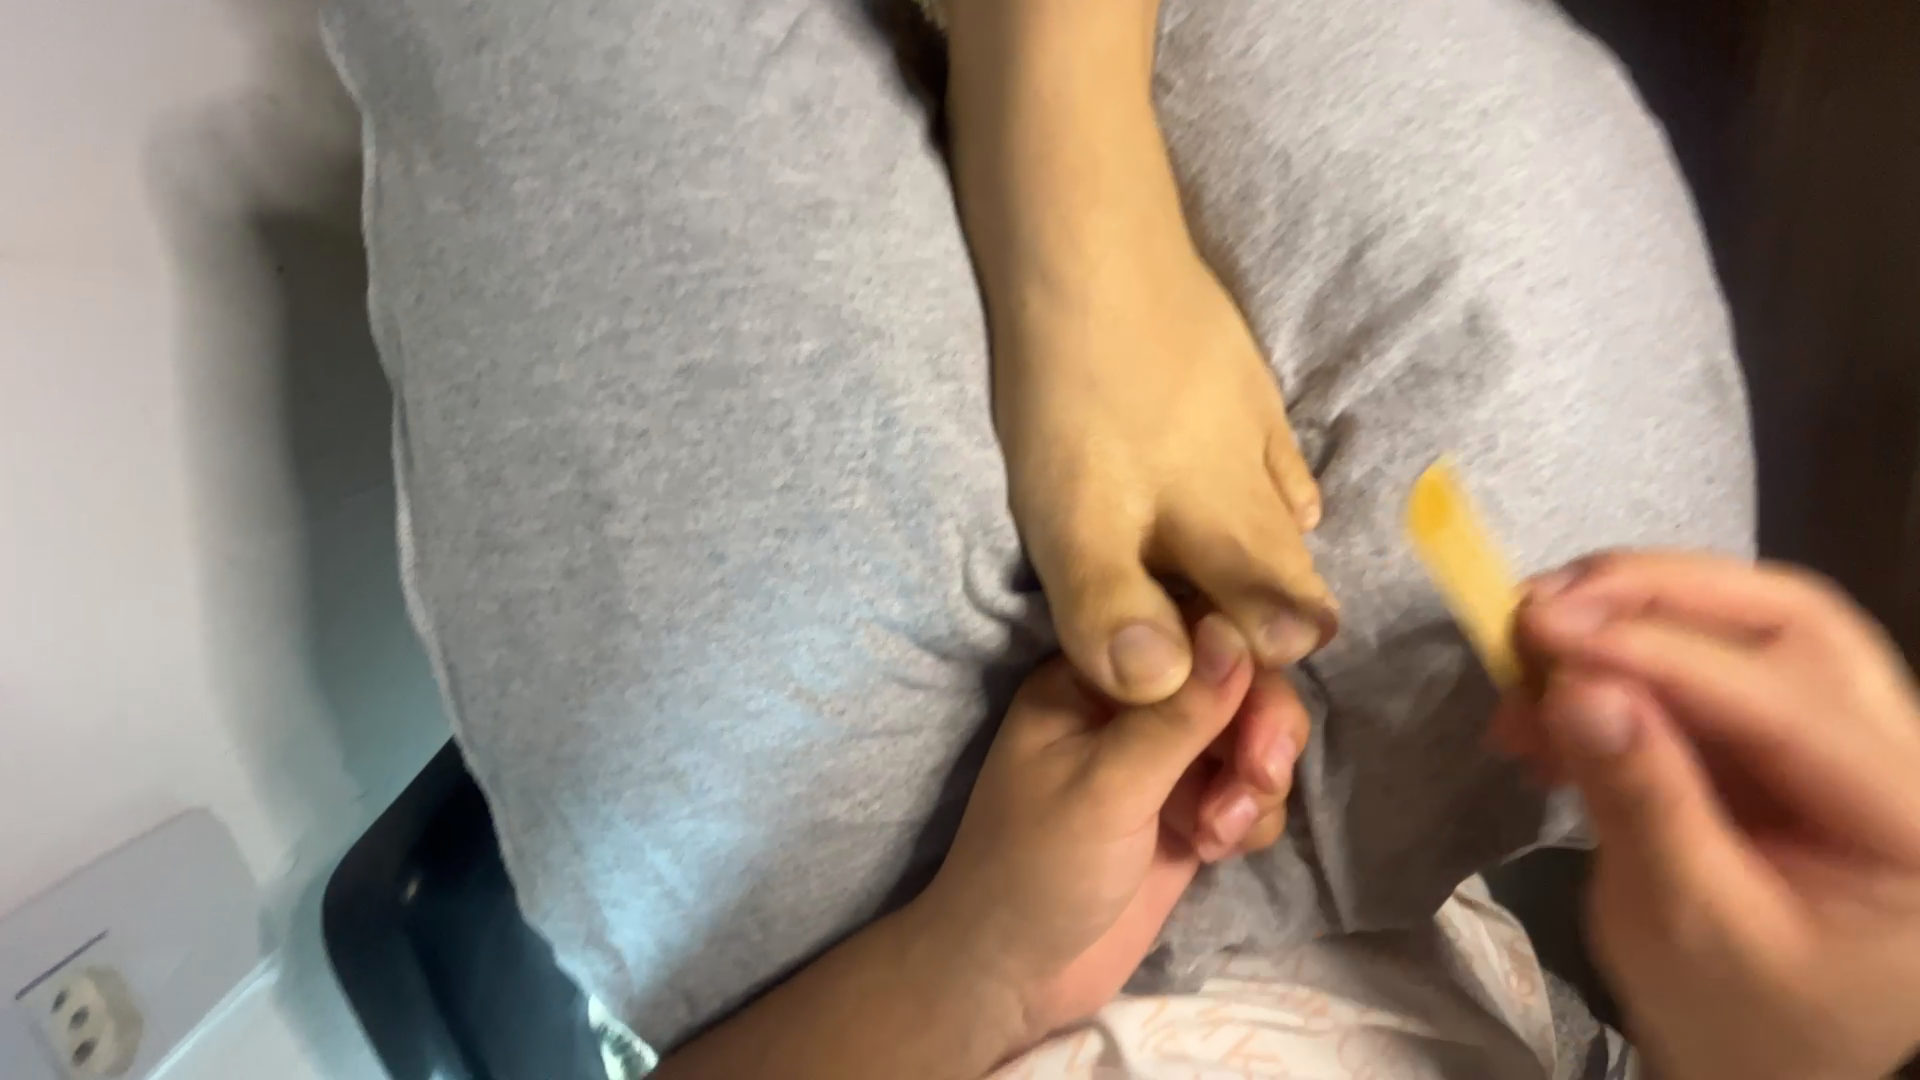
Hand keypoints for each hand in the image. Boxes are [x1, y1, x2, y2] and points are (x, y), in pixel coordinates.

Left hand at [906, 615, 1306, 1043]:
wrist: (1016, 972)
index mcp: (1092, 678)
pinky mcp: (1184, 809)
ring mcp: (1159, 759)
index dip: (1239, 662)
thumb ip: (1178, 715)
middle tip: (1259, 778)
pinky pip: (1245, 789)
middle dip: (1256, 729)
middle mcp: (1129, 707)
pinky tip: (1215, 850)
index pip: (1186, 633)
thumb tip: (1234, 629)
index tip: (1262, 716)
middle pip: (1230, 682)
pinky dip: (1246, 816)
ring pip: (1246, 737)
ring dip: (1253, 781)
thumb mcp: (1108, 785)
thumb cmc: (1041, 864)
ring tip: (1218, 832)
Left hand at [992, 238, 1336, 705]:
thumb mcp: (1071, 520)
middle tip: (1221, 622)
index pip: (1288, 621)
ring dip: (1265, 550)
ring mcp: (1260, 425)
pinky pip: (1274, 451)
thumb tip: (1166, 687)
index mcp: (1229, 532)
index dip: (1266, 657)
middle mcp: (1261, 488)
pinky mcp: (1241, 377)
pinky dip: (1265, 484)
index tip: (1221, 666)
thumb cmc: (1075, 399)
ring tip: (1224, 568)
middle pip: (1293, 571)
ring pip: (1286, 511)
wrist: (1091, 252)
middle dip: (1272, 611)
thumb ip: (1113, 609)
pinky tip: (1248, 486)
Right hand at [1500, 551, 1919, 1079]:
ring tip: (1519, 651)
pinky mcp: (1748, 731)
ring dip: (1612, 616)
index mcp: (1909, 819)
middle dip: (1648, 592)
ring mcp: (1818, 733)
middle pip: (1784, 619)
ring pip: (1729, 621)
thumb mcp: (1683, 918)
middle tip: (1537, 603)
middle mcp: (1889, 753)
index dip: (1658, 652)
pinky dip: (1591, 659)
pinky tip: (1534, 704)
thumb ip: (1640, 800)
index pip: (1787, 704)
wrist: (1753, 1043)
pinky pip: (1673, 660)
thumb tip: (1574, 689)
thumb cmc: (1735, 1007)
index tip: (1539, 629)